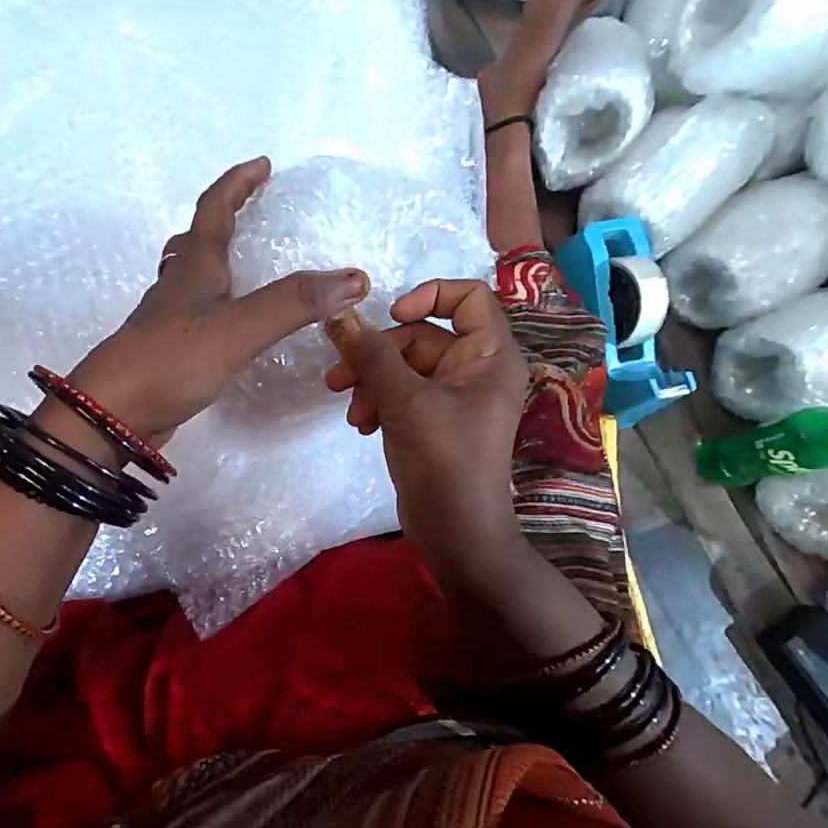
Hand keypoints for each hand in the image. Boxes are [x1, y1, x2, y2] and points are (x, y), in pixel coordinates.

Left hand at [65, 157, 370, 443]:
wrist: (114, 414)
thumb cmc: (170, 361)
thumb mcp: (238, 328)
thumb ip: (293, 304)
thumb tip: (353, 279)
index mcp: (193, 268)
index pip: (214, 209)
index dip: (238, 183)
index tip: (263, 165)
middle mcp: (178, 287)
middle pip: (198, 240)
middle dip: (225, 218)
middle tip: (253, 212)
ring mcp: (169, 321)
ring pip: (193, 278)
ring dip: (217, 262)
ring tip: (245, 265)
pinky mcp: (170, 353)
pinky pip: (198, 315)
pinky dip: (218, 305)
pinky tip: (231, 326)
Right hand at [323, 279, 532, 585]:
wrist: (456, 532)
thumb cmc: (444, 460)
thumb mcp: (405, 402)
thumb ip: (372, 356)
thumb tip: (338, 315)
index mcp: (490, 355)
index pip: (468, 297)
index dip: (428, 295)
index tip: (391, 315)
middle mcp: (475, 370)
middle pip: (421, 338)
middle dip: (377, 357)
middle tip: (337, 379)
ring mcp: (452, 399)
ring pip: (404, 369)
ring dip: (371, 385)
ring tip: (353, 415)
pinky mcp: (432, 423)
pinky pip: (401, 396)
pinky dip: (379, 405)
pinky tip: (363, 426)